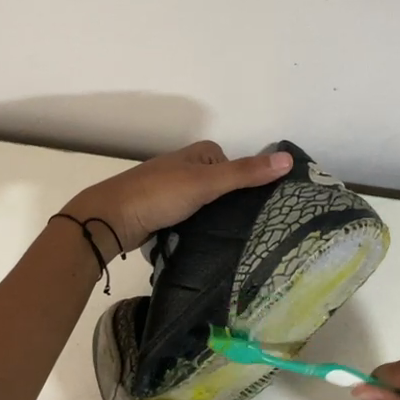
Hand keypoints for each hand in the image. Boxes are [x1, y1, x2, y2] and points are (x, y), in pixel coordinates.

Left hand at [63, 141, 291, 252]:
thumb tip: (288, 159)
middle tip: (251, 228)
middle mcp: (185, 168)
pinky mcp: (162, 214)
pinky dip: (199, 229)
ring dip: (215, 220)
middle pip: (221, 186)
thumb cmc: (159, 194)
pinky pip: (191, 220)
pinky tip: (208, 245)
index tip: (263, 206)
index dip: (248, 183)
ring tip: (234, 240)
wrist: (111, 220)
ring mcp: (171, 192)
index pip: (235, 166)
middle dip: (232, 204)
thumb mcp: (207, 182)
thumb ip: (246, 173)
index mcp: (197, 154)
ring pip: (206, 206)